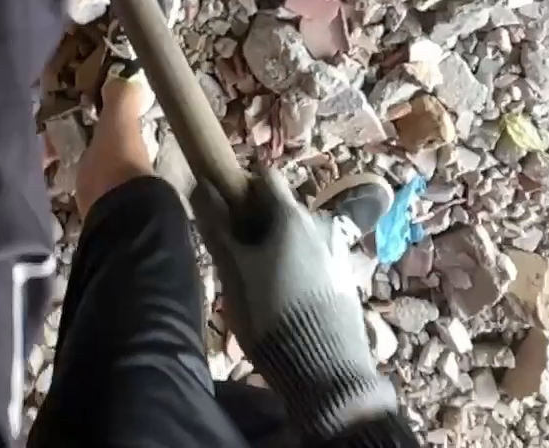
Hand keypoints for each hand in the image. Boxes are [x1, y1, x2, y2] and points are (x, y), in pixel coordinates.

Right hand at [193, 172, 398, 439]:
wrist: (328, 372)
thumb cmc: (272, 315)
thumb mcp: (235, 273)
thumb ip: (217, 227)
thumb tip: (200, 186)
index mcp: (291, 215)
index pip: (264, 177)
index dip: (242, 187)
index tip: (228, 210)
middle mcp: (320, 222)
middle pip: (283, 207)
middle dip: (261, 222)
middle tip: (243, 255)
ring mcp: (338, 248)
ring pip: (300, 234)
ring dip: (283, 246)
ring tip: (267, 283)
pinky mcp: (348, 275)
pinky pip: (317, 256)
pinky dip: (301, 265)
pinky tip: (290, 298)